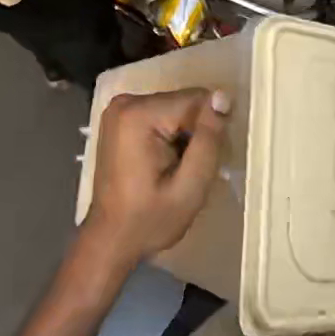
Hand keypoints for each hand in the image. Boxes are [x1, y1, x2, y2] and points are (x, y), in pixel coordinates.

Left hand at [82, 88, 230, 266]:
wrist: (111, 239)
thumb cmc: (150, 219)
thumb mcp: (190, 186)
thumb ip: (208, 139)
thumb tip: (223, 96)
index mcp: (139, 114)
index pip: (197, 101)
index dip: (208, 130)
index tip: (201, 162)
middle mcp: (126, 102)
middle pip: (184, 102)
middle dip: (195, 132)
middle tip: (188, 170)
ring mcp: (120, 108)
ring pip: (176, 107)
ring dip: (184, 134)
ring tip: (176, 168)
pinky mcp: (120, 116)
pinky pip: (161, 114)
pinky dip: (169, 134)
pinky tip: (163, 161)